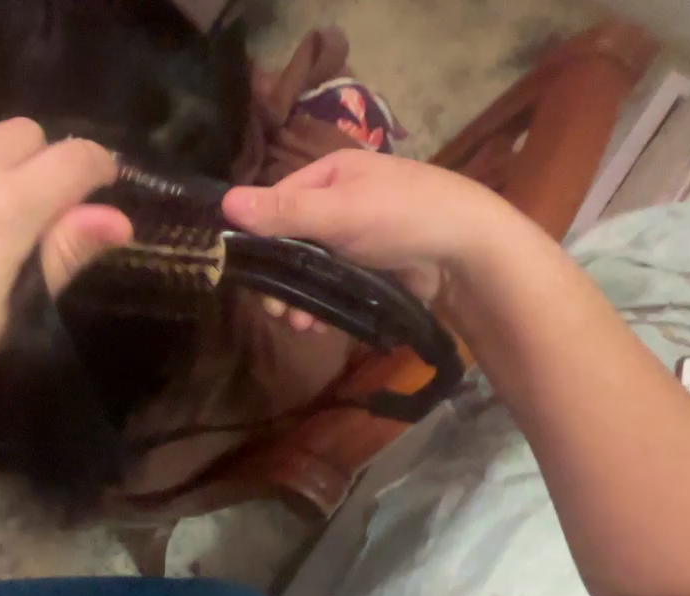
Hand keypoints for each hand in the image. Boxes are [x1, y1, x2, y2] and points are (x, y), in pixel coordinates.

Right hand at [222, 150, 530, 314]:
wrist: (465, 252)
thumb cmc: (402, 217)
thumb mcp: (338, 212)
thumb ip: (282, 213)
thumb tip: (224, 203)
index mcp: (328, 174)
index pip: (274, 204)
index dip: (258, 240)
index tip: (251, 277)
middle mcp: (335, 202)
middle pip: (286, 243)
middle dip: (278, 281)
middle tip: (277, 312)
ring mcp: (350, 237)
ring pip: (304, 271)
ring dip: (295, 301)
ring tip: (299, 325)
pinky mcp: (363, 268)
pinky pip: (327, 287)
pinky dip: (317, 307)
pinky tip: (317, 325)